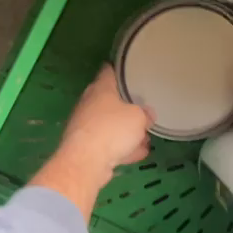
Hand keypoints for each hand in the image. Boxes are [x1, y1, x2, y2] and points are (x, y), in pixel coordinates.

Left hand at [31, 66, 152, 221]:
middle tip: (143, 111)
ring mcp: (86, 126)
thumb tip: (147, 114)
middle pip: (110, 101)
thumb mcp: (139, 117)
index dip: (119, 70)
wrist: (86, 161)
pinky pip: (108, 144)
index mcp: (100, 89)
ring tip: (145, 139)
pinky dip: (121, 148)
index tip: (130, 71)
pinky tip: (137, 154)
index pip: (108, 71)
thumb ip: (145, 114)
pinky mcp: (86, 147)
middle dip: (127, 108)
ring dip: (126, 132)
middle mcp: (89, 104)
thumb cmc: (112, 129)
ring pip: (110, 125)